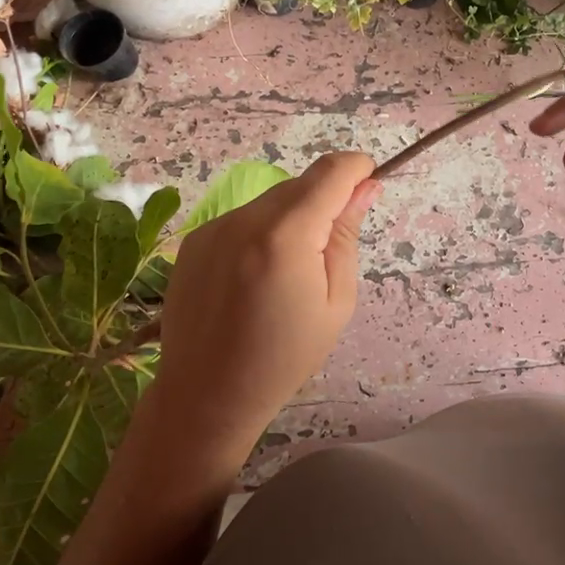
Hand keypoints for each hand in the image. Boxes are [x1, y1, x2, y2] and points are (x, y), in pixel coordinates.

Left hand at [151, 152, 379, 459]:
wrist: (206, 396)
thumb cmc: (285, 357)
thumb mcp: (336, 301)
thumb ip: (347, 236)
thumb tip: (365, 188)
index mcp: (286, 236)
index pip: (331, 172)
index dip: (358, 169)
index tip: (370, 184)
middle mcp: (245, 219)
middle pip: (301, 184)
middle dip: (325, 201)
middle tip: (329, 253)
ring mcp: (214, 227)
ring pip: (271, 201)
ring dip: (292, 218)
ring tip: (288, 274)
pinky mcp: (194, 240)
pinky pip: (243, 219)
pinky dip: (261, 233)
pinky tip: (256, 278)